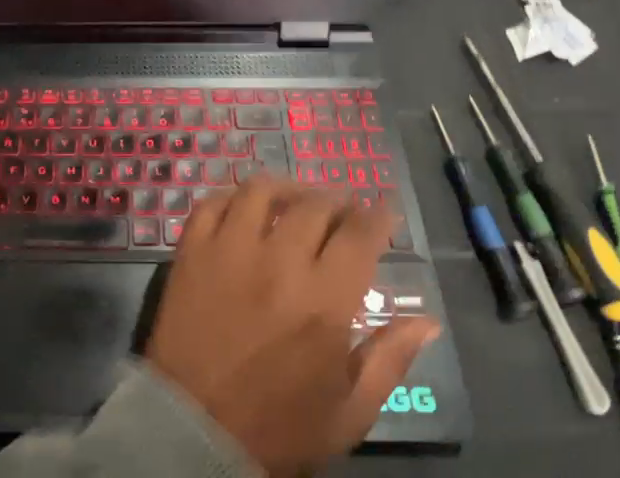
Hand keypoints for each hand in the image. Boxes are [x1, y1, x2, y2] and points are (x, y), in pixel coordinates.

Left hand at [145, 177, 439, 476]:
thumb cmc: (279, 426)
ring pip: (261, 191)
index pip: (360, 234)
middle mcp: (279, 263)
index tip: (383, 210)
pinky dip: (232, 196)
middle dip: (336, 200)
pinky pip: (211, 203)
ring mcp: (229, 251)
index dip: (378, 215)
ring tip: (295, 199)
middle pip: (314, 204)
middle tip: (341, 209)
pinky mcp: (191, 252)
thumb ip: (390, 359)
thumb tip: (428, 321)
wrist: (194, 431)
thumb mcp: (350, 411)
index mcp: (325, 301)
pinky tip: (245, 206)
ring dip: (286, 188)